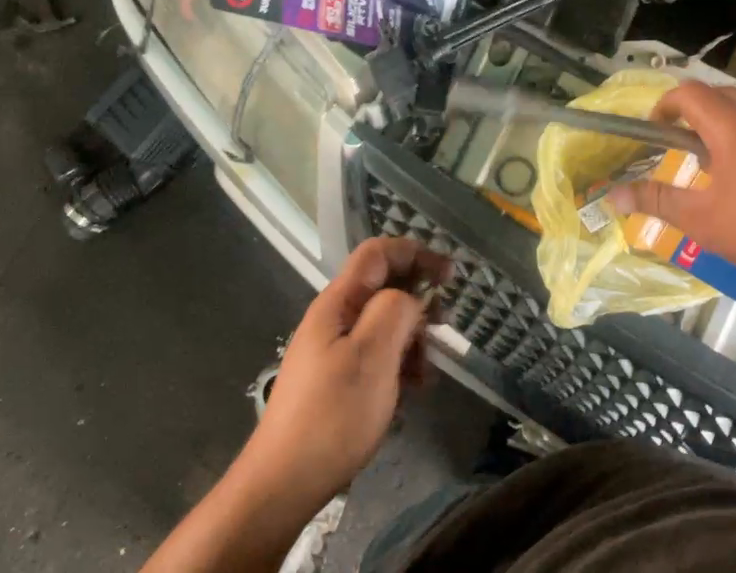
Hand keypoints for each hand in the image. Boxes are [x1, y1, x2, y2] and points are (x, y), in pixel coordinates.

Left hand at [243, 237, 452, 499]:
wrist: (285, 481)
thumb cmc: (332, 414)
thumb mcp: (372, 356)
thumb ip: (395, 310)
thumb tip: (411, 296)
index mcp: (338, 304)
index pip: (378, 254)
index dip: (415, 253)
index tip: (451, 274)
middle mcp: (333, 319)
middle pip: (383, 289)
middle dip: (418, 304)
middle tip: (440, 334)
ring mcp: (332, 350)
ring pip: (383, 324)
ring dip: (411, 340)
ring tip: (425, 374)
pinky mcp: (336, 380)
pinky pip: (375, 355)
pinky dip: (398, 364)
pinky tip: (409, 391)